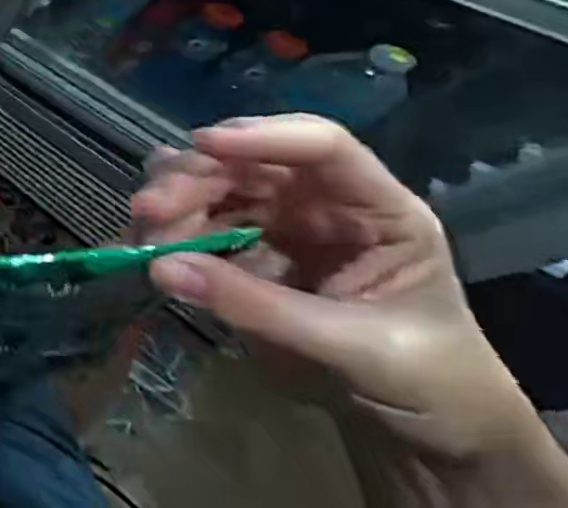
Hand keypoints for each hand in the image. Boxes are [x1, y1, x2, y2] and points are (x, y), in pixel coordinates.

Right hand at [131, 115, 536, 462]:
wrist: (425, 431)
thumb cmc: (426, 384)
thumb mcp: (356, 349)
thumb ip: (260, 307)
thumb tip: (161, 268)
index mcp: (375, 209)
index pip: (321, 146)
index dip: (262, 136)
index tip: (201, 144)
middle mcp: (316, 199)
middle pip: (242, 162)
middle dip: (189, 179)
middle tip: (147, 211)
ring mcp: (274, 218)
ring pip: (205, 183)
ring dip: (168, 202)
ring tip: (143, 238)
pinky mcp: (238, 242)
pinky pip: (189, 221)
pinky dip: (161, 230)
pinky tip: (141, 244)